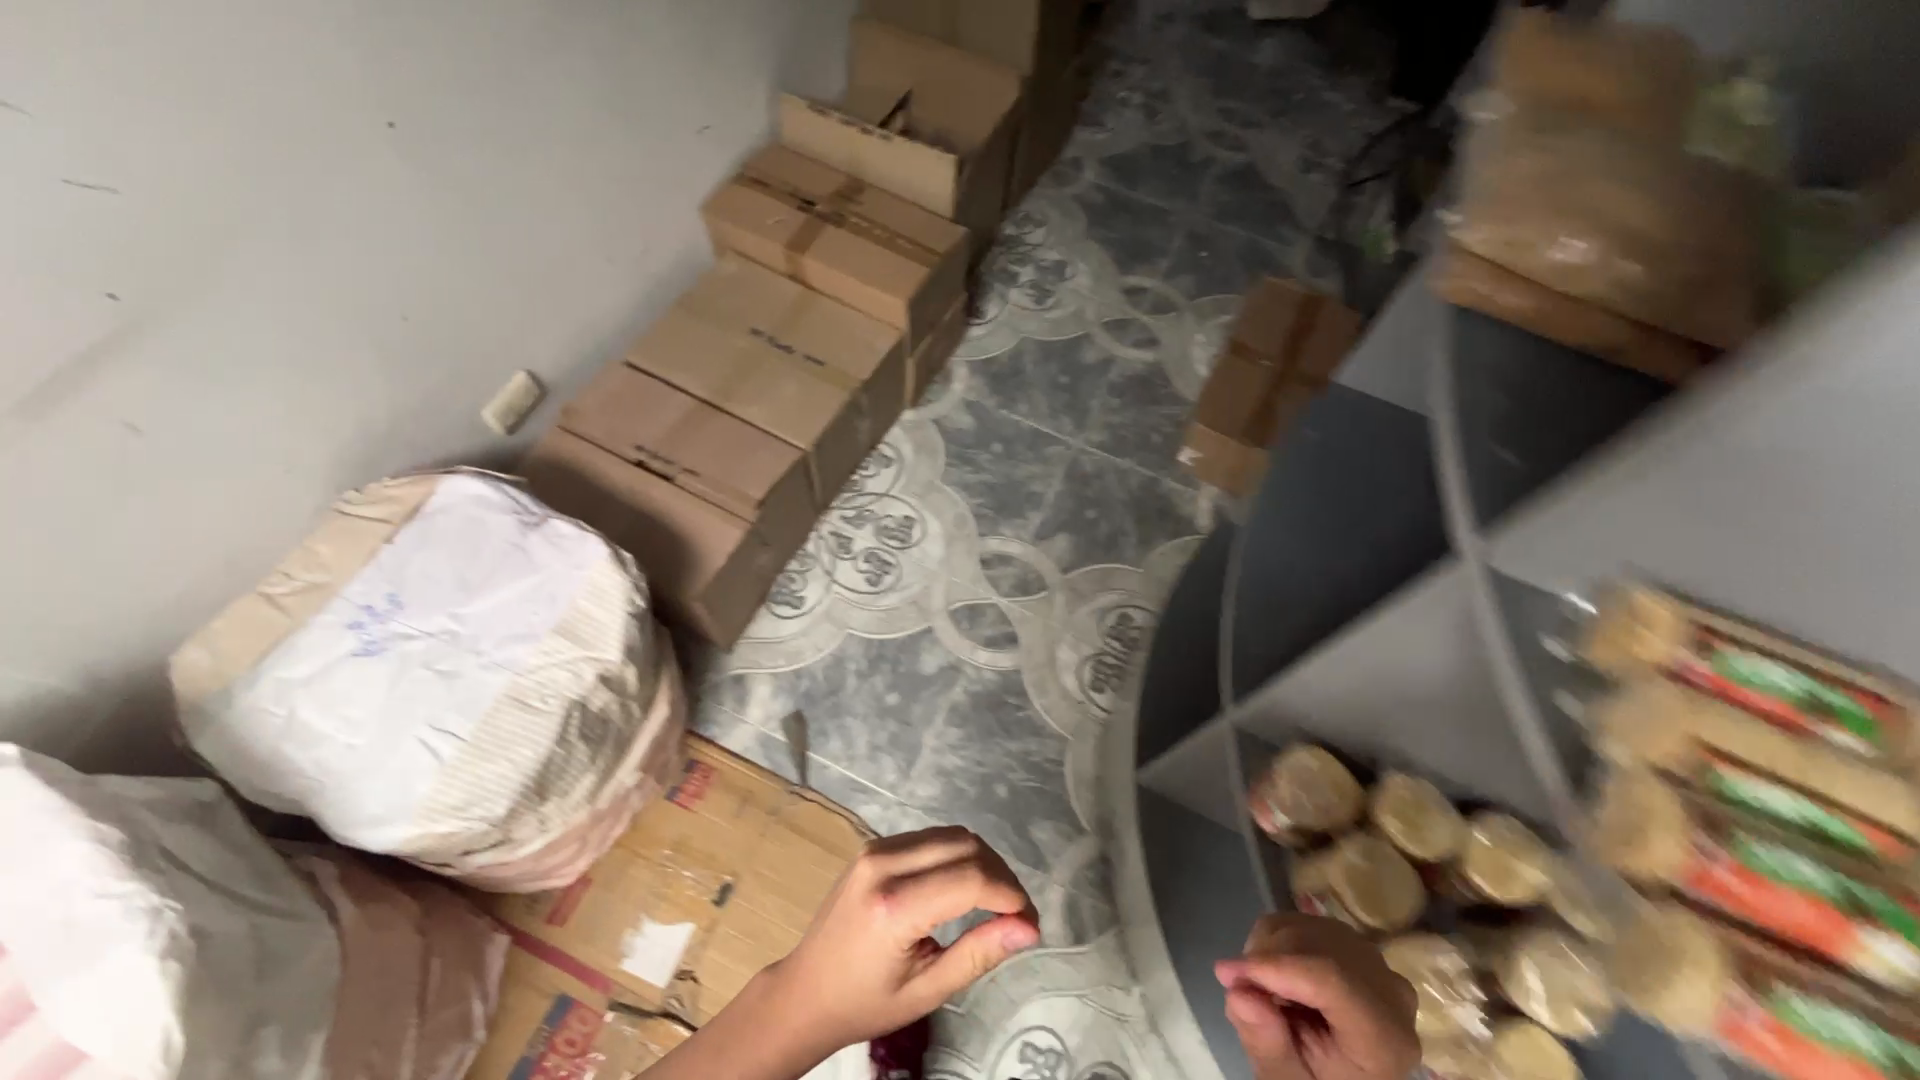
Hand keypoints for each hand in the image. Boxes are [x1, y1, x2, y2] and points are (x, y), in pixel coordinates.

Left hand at [763, 826, 1040, 1056]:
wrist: (806, 991)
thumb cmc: (866, 1003)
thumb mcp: (928, 990)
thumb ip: (979, 954)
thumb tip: (1028, 928)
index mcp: (894, 906)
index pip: (972, 879)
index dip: (1010, 896)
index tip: (1029, 923)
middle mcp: (884, 864)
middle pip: (967, 846)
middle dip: (1001, 876)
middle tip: (1016, 915)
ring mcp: (876, 849)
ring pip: (952, 835)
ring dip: (982, 862)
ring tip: (994, 902)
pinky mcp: (874, 847)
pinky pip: (931, 838)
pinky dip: (958, 856)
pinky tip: (963, 888)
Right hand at [1215, 914, 1420, 1079]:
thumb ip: (1267, 1046)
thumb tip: (1239, 993)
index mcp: (1385, 1037)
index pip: (1331, 979)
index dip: (1275, 968)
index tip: (1225, 974)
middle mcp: (1390, 991)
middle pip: (1317, 947)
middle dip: (1266, 961)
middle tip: (1237, 990)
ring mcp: (1376, 964)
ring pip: (1307, 927)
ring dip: (1268, 951)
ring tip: (1261, 992)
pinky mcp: (1356, 947)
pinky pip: (1304, 922)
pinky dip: (1275, 941)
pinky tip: (1276, 977)